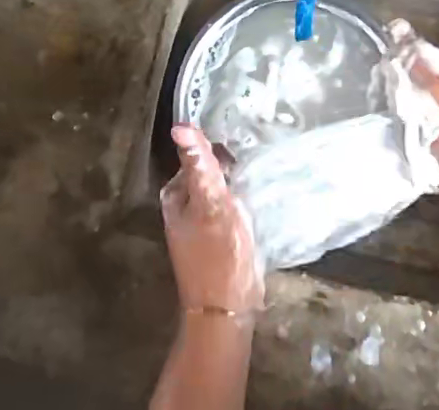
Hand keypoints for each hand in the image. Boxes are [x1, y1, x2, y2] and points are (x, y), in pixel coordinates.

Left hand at [161, 125, 263, 315]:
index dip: (218, 143)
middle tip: (257, 150)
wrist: (228, 312)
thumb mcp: (210, 204)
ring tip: (262, 165)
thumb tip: (179, 126)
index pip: (196, 153)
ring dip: (240, 177)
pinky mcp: (220, 235)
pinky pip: (232, 203)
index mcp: (176, 193)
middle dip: (231, 159)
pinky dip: (244, 196)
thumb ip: (199, 166)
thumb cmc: (218, 255)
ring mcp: (203, 220)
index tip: (243, 133)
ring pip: (223, 185)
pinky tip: (261, 192)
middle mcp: (184, 204)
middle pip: (210, 168)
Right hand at [392, 19, 438, 195]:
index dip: (412, 50)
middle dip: (402, 71)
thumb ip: (426, 76)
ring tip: (378, 86)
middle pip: (420, 71)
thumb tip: (404, 52)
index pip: (431, 54)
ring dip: (399, 90)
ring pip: (414, 90)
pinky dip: (400, 107)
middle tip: (380, 68)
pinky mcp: (429, 125)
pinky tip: (385, 105)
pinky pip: (410, 108)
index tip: (389, 49)